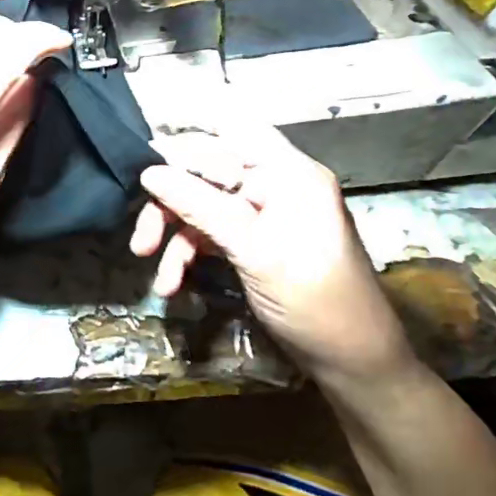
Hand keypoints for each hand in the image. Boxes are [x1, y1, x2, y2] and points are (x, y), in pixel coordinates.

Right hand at [129, 126, 421, 389]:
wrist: (353, 363)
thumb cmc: (314, 300)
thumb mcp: (252, 249)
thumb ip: (200, 206)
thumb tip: (149, 172)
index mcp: (288, 173)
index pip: (230, 132)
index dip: (187, 141)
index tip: (144, 161)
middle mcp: (275, 184)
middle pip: (208, 173)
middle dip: (170, 202)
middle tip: (142, 237)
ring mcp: (264, 214)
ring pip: (203, 205)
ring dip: (174, 234)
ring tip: (153, 267)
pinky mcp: (254, 241)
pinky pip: (211, 233)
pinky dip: (188, 253)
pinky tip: (171, 282)